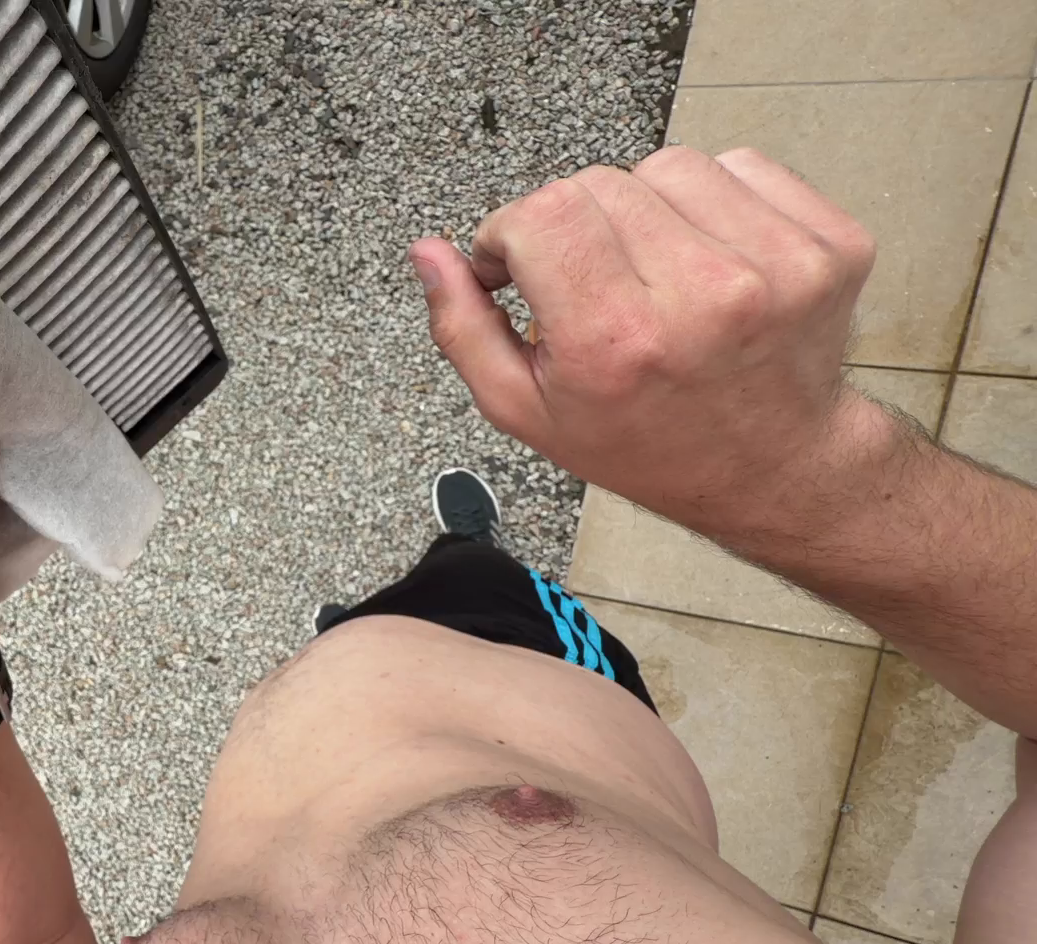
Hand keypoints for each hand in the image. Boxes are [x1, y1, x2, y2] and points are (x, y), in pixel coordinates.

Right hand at [411, 145, 892, 537]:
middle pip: (593, 185)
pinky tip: (687, 257)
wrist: (759, 463)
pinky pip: (734, 167)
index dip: (505, 234)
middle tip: (569, 278)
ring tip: (634, 270)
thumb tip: (428, 255)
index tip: (509, 267)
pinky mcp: (828, 240)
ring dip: (628, 209)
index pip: (540, 215)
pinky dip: (695, 201)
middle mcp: (699, 294)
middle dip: (560, 224)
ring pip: (662, 167)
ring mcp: (774, 263)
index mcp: (611, 340)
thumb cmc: (630, 441)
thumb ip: (462, 327)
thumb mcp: (517, 406)